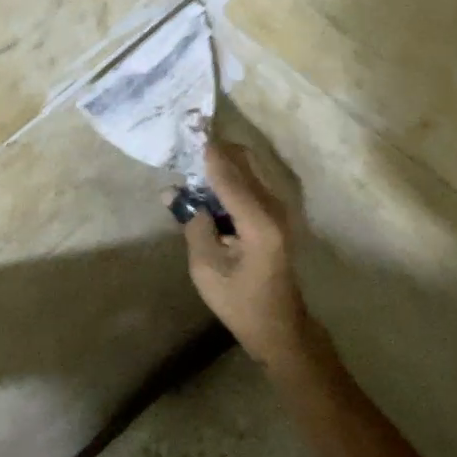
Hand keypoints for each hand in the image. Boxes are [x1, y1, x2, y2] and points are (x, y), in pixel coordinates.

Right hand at [179, 141, 311, 364]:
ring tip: (192, 166)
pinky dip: (232, 176)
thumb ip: (193, 224)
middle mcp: (276, 207)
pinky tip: (209, 186)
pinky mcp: (279, 213)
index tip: (185, 131)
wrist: (279, 325)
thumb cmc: (240, 302)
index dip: (206, 153)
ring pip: (251, 167)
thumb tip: (173, 191)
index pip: (229, 175)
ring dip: (224, 162)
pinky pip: (253, 181)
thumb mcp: (206, 267)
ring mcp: (282, 208)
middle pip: (245, 161)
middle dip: (215, 151)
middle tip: (184, 149)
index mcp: (259, 222)